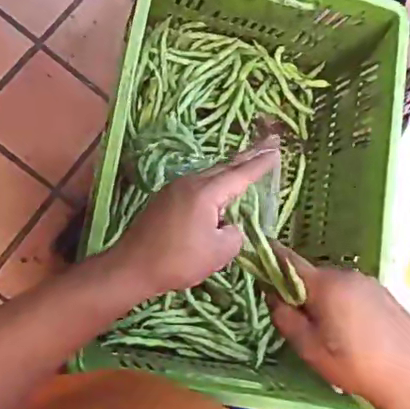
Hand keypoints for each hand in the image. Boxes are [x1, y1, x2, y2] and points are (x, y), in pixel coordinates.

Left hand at [103, 149, 279, 298]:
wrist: (132, 266)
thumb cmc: (178, 260)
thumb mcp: (219, 253)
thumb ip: (234, 234)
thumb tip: (229, 225)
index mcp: (206, 192)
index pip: (241, 174)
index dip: (261, 163)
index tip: (277, 149)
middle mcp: (190, 183)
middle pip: (225, 166)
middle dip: (248, 156)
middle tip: (269, 142)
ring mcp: (174, 189)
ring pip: (210, 174)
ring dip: (230, 169)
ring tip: (248, 161)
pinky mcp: (165, 200)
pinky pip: (197, 184)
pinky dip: (215, 181)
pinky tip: (219, 186)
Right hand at [268, 250, 409, 408]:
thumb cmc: (356, 366)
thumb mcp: (310, 348)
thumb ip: (285, 318)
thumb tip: (272, 295)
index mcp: (326, 284)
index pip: (288, 260)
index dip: (270, 258)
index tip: (256, 259)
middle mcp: (348, 275)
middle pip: (313, 276)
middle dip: (301, 292)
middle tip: (299, 324)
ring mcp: (371, 284)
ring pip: (335, 287)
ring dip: (325, 302)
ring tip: (331, 336)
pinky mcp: (387, 296)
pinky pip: (354, 295)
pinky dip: (345, 307)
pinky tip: (354, 336)